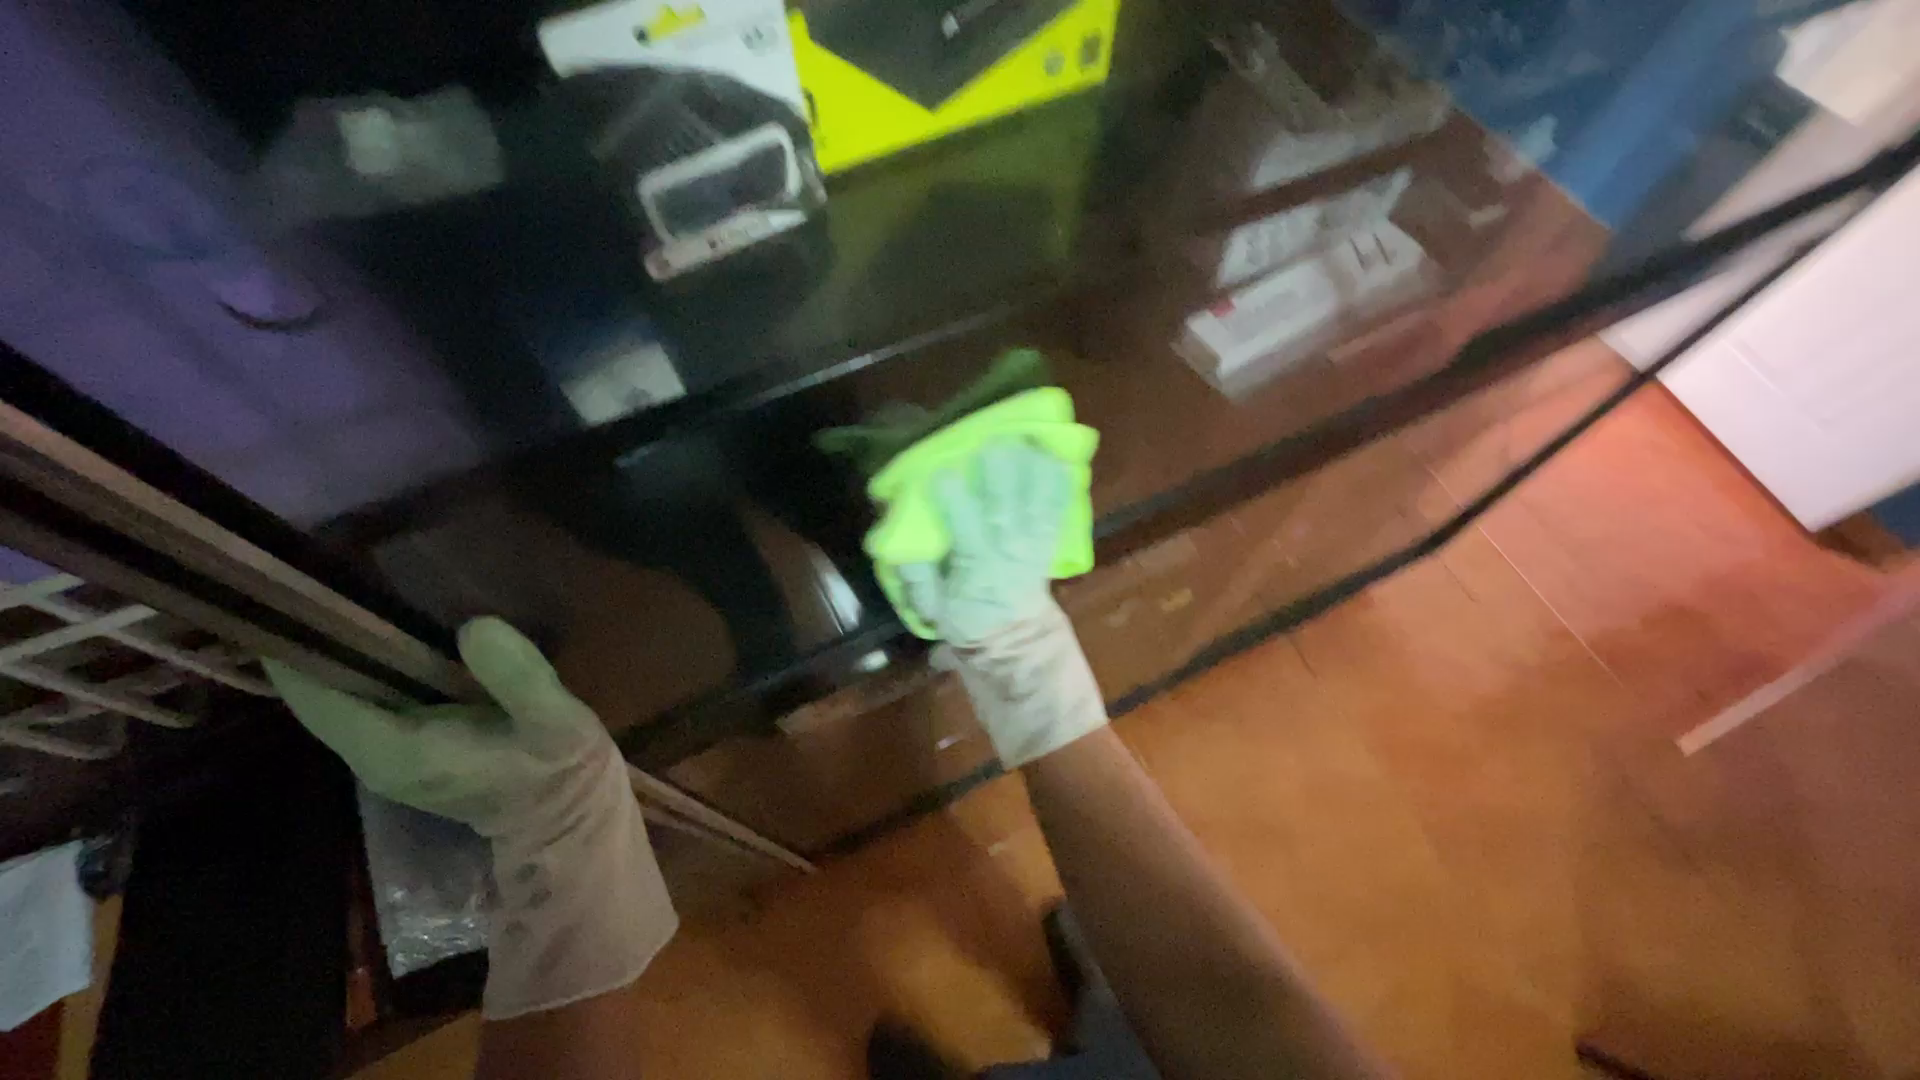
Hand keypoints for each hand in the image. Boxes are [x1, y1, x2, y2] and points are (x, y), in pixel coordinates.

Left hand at [265, 618, 676, 1018]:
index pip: (319, 696)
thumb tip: (474, 626)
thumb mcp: (556, 721)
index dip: (298, 647)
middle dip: (311, 639)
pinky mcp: (401, 751)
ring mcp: (383, 758)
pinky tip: (381, 632)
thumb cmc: (559, 771)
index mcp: (398, 750)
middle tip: (315, 573)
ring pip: (333, 699)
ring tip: (341, 590)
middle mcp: (373, 757)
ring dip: (331, 651)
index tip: (292, 588)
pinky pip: (359, 703)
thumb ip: (517, 677)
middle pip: (314, 695)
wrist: (565, 820)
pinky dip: (358, 668)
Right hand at [899, 439, 1108, 766]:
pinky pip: (1057, 511)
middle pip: (1005, 509)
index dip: (953, 502)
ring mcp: (1032, 545)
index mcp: (976, 566)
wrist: (1014, 641)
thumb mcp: (932, 609)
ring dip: (1033, 472)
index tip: (940, 472)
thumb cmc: (967, 619)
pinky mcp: (1047, 542)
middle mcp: (1007, 551)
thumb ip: (917, 577)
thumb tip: (900, 544)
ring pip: (1035, 504)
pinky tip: (1059, 458)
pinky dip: (1060, 486)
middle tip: (994, 442)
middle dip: (1002, 476)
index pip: (964, 530)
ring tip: (1029, 440)